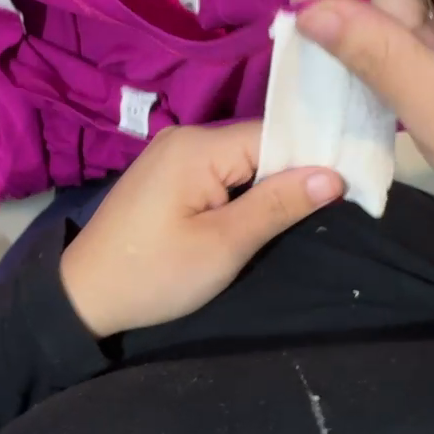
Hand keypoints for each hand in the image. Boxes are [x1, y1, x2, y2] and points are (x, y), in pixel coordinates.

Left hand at [59, 123, 342, 337]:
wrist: (83, 296)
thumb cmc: (154, 274)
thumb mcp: (223, 245)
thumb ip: (278, 205)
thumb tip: (334, 174)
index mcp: (197, 147)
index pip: (274, 137)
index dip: (312, 161)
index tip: (350, 188)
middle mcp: (185, 138)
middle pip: (258, 145)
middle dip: (293, 174)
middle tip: (334, 206)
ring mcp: (172, 155)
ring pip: (241, 160)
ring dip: (269, 185)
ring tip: (304, 212)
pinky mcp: (167, 176)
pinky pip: (219, 172)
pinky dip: (243, 191)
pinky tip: (260, 212)